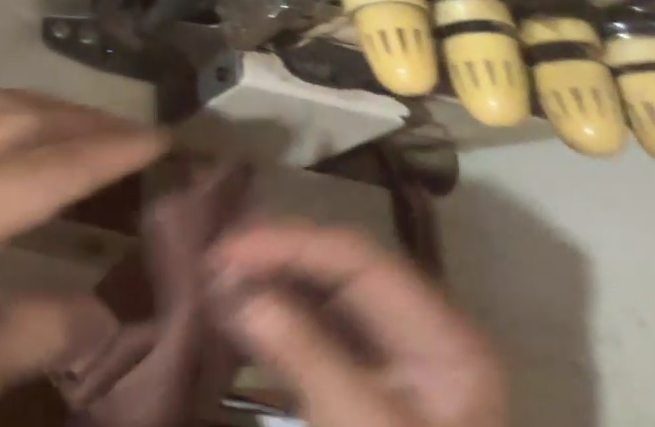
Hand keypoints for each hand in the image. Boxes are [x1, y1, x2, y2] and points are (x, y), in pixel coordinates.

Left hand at [0, 89, 166, 422]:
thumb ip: (44, 332)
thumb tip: (106, 310)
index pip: (50, 166)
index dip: (111, 150)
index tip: (162, 140)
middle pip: (21, 117)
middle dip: (86, 118)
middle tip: (138, 131)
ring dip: (44, 107)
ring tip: (90, 125)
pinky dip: (2, 112)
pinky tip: (21, 132)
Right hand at [209, 223, 507, 426]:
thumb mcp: (359, 426)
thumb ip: (305, 354)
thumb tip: (239, 291)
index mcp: (443, 338)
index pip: (358, 260)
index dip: (287, 245)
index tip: (223, 253)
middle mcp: (421, 330)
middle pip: (338, 266)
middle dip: (272, 255)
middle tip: (211, 259)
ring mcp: (392, 352)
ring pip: (320, 288)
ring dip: (265, 278)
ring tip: (213, 277)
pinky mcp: (361, 372)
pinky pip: (311, 321)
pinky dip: (269, 309)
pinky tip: (230, 309)